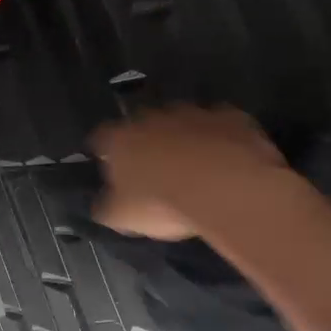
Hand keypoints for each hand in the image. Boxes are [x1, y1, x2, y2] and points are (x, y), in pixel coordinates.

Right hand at [90, 106, 292, 240]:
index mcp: (116, 139)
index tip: (109, 166)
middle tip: (156, 167)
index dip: (103, 152)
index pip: (99, 139)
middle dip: (146, 140)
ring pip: (182, 120)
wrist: (230, 190)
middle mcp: (149, 118)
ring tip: (196, 163)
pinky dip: (222, 135)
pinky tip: (230, 156)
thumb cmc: (163, 203)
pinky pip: (222, 123)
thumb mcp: (122, 216)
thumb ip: (105, 206)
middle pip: (141, 124)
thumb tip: (100, 204)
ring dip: (185, 136)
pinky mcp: (232, 117)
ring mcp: (192, 113)